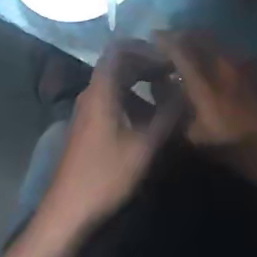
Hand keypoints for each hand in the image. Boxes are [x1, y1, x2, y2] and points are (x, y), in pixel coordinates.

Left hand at [35, 45, 178, 236]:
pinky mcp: (89, 124)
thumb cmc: (106, 174)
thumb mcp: (144, 146)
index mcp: (100, 89)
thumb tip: (187, 92)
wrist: (69, 206)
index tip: (171, 60)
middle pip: (117, 63)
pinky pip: (111, 98)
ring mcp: (88, 108)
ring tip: (167, 93)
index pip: (119, 50)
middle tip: (173, 74)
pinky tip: (149, 116)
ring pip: (114, 82)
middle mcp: (91, 92)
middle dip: (145, 63)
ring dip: (139, 81)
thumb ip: (167, 116)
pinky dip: (132, 98)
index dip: (146, 50)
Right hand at [159, 31, 256, 181]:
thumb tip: (160, 86)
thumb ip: (175, 108)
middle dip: (184, 35)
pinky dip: (234, 59)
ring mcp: (254, 64)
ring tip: (203, 55)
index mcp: (206, 80)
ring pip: (223, 44)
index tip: (154, 38)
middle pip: (201, 36)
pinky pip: (247, 56)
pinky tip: (235, 71)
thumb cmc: (244, 155)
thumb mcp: (198, 139)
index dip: (163, 38)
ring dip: (209, 46)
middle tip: (175, 43)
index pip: (178, 45)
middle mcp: (228, 64)